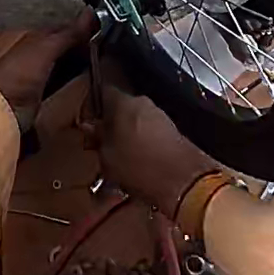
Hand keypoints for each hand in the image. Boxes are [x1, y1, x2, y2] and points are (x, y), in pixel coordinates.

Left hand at [0, 11, 96, 130]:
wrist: (1, 107)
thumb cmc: (20, 73)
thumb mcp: (46, 49)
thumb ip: (69, 34)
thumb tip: (91, 12)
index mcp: (37, 38)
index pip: (66, 29)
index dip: (85, 28)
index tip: (108, 28)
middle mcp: (39, 53)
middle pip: (67, 46)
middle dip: (85, 45)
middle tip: (112, 47)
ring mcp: (41, 74)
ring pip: (67, 63)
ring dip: (82, 62)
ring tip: (107, 62)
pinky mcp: (43, 93)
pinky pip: (64, 80)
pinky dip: (75, 78)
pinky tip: (88, 80)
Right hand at [82, 49, 218, 212]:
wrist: (186, 184)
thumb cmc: (141, 167)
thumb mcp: (107, 156)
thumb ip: (97, 138)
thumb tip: (90, 128)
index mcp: (123, 102)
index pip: (102, 90)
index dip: (92, 105)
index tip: (87, 121)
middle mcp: (143, 103)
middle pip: (120, 107)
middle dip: (110, 123)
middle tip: (100, 143)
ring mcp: (161, 117)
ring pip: (135, 120)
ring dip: (126, 134)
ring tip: (119, 158)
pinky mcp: (174, 133)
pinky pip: (150, 132)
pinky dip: (142, 143)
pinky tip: (138, 163)